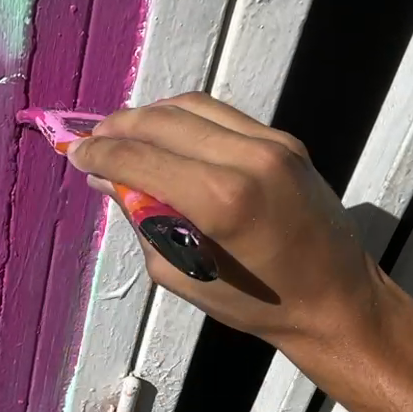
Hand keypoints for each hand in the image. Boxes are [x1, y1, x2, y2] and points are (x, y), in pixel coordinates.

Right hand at [66, 92, 391, 356]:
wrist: (337, 301)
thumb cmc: (254, 304)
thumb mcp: (181, 273)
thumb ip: (142, 219)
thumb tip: (107, 181)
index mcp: (220, 200)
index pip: (139, 159)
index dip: (99, 154)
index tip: (75, 155)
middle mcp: (247, 159)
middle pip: (162, 122)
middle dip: (118, 127)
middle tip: (92, 141)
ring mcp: (272, 143)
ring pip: (191, 107)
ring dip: (149, 115)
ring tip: (123, 133)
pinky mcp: (285, 141)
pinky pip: (220, 115)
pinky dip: (183, 117)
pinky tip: (165, 134)